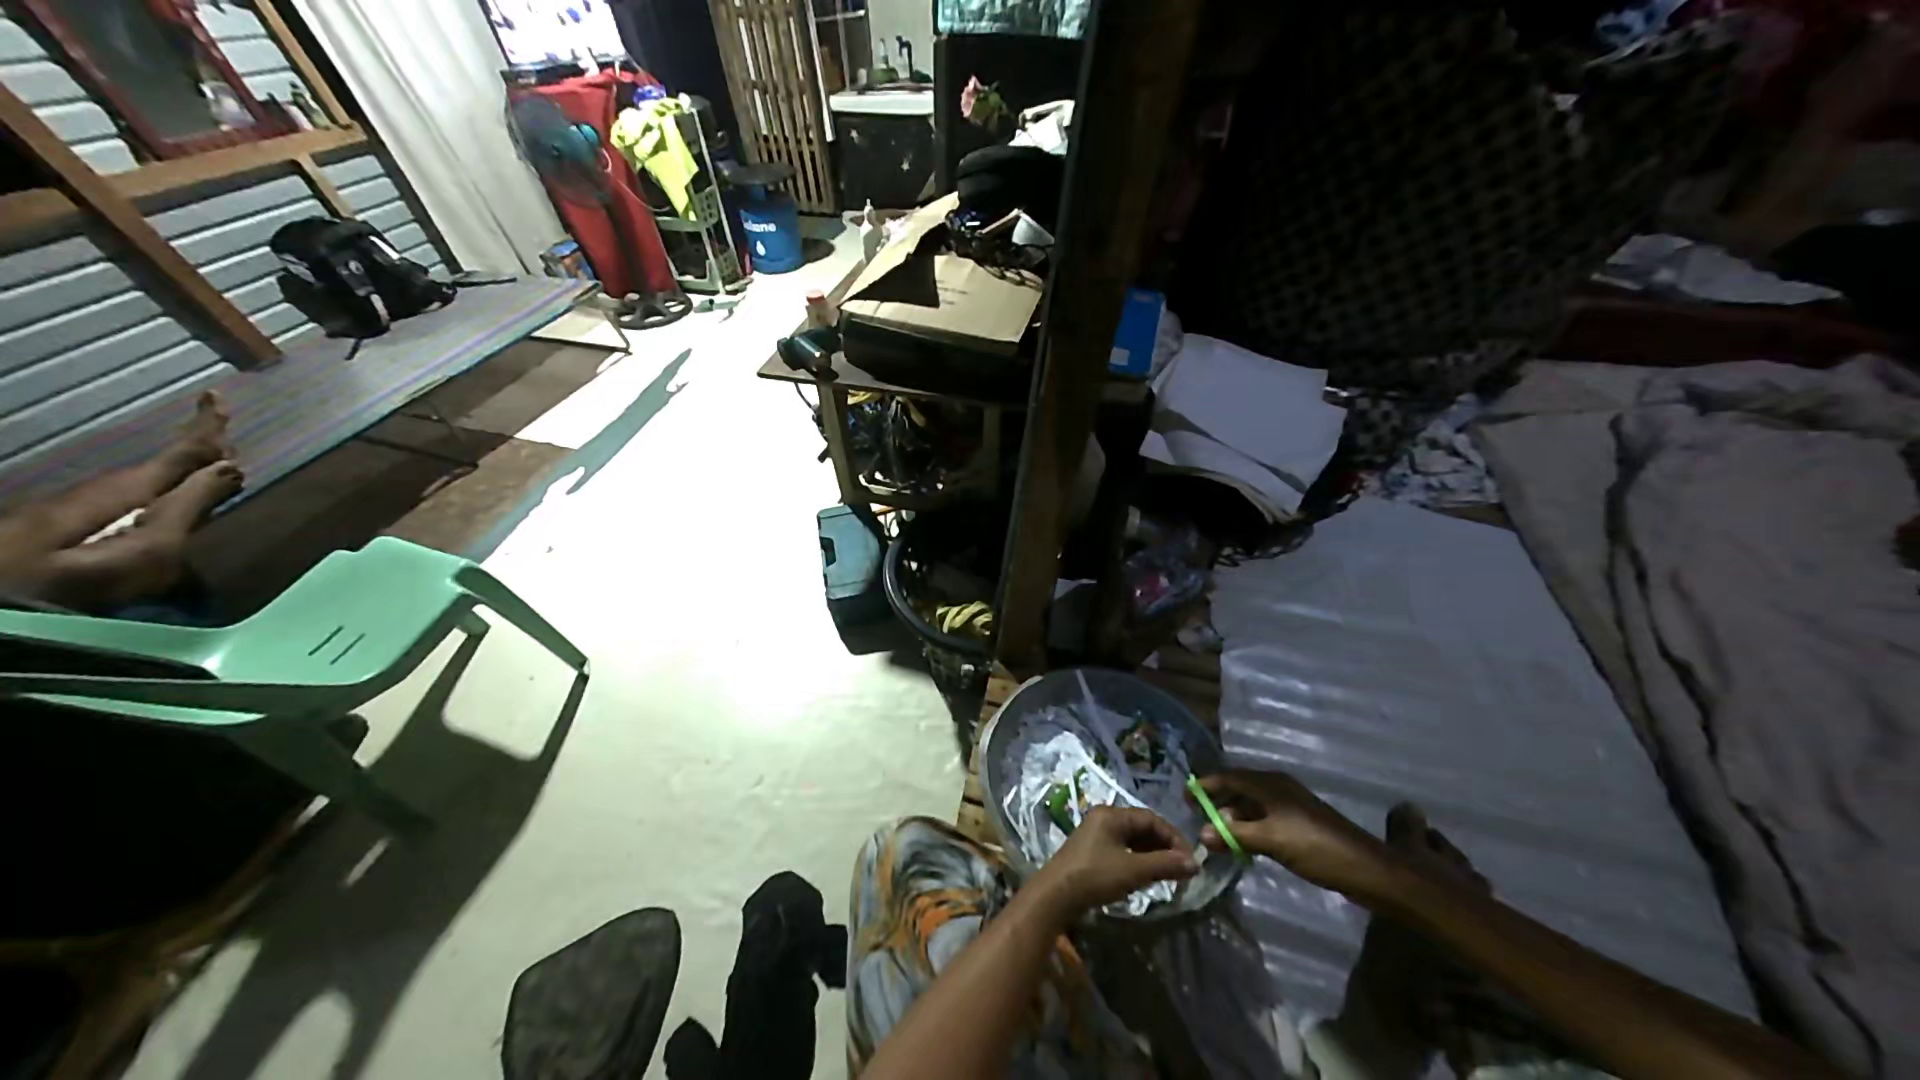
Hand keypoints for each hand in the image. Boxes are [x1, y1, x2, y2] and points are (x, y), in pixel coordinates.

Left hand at [1027, 805, 1197, 921]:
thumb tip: (1195, 864)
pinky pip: (1124, 849)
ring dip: (1153, 854)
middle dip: (1165, 846)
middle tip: (1182, 868)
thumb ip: (1164, 865)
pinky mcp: (1093, 851)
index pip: (1151, 818)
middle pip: (1142, 827)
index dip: (1174, 837)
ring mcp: (1097, 834)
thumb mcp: (1133, 870)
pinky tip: (1148, 875)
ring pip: (1133, 839)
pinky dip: (1139, 859)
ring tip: (1170, 873)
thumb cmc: (1094, 876)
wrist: (1055, 895)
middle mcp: (1104, 818)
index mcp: (1111, 814)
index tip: (1190, 859)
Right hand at [1192, 771, 1392, 893]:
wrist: (1368, 870)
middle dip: (1217, 803)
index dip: (1205, 786)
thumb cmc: (1316, 847)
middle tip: (1197, 820)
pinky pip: (1263, 820)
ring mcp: (1289, 807)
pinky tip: (1241, 845)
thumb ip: (1235, 835)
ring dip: (1233, 819)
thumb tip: (1201, 834)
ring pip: (1251, 807)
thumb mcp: (1271, 840)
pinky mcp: (1298, 825)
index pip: (1228, 777)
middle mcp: (1278, 789)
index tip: (1184, 799)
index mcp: (1271, 785)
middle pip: (1239, 790)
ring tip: (1215, 836)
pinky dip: (1248, 829)